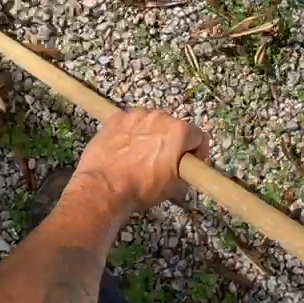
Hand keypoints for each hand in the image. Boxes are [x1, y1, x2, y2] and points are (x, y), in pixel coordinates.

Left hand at [69, 109, 207, 221]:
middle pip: (173, 127)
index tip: (189, 163)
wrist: (105, 186)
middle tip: (163, 163)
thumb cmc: (142, 187)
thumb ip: (187, 172)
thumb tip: (185, 169)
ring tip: (140, 157)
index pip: (198, 136)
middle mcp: (160, 117)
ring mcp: (136, 115)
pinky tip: (125, 150)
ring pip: (150, 123)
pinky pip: (130, 123)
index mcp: (179, 131)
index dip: (197, 152)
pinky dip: (130, 133)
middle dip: (171, 143)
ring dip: (150, 136)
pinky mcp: (116, 118)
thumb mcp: (176, 187)